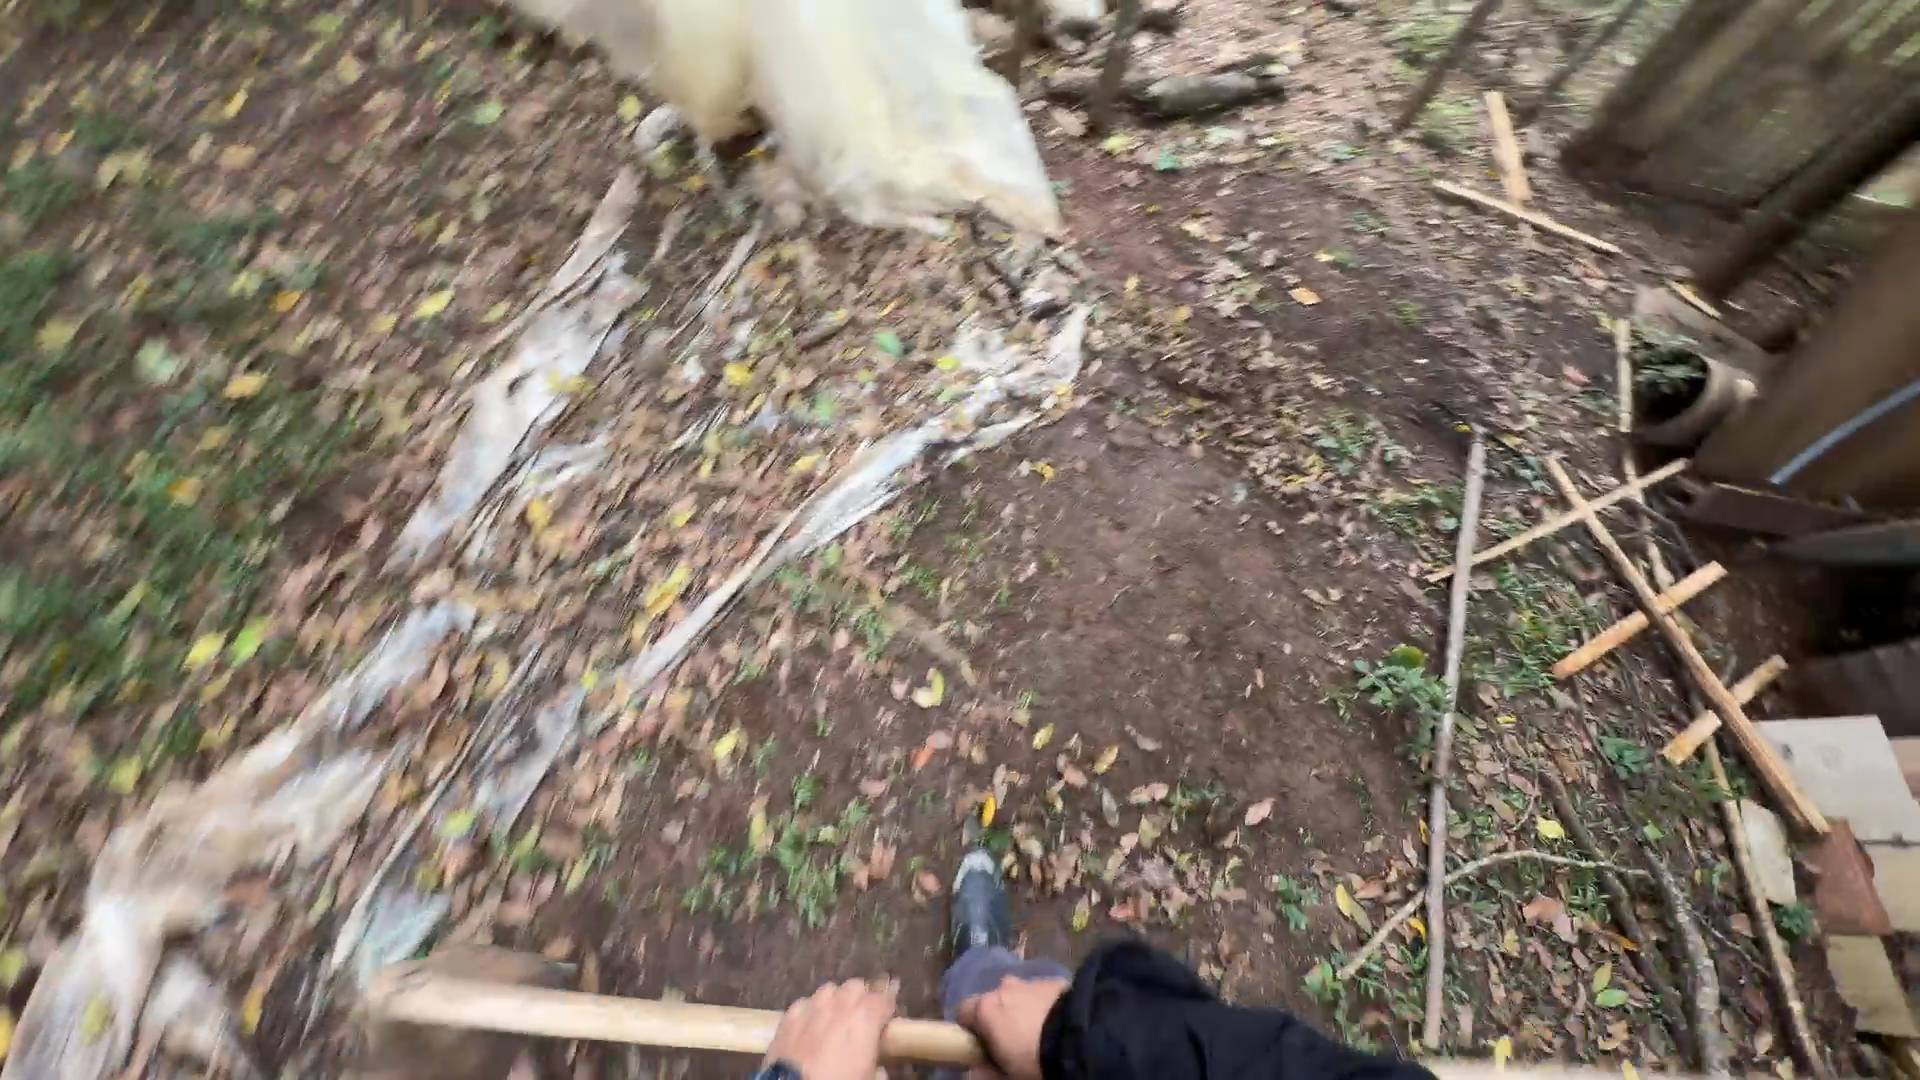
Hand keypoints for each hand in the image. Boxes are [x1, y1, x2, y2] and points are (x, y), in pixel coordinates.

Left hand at [765, 979, 897, 1079]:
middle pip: (856, 986)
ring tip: (836, 1014)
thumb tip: (879, 1068)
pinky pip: (805, 1003)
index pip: (885, 997)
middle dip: (861, 996)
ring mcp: (813, 1007)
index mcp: (866, 1017)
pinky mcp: (789, 1017)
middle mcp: (841, 1004)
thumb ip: (879, 1067)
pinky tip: (810, 1022)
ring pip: (829, 989)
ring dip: (836, 999)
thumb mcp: (870, 1079)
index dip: (890, 997)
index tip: (892, 998)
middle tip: (863, 1012)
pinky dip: (811, 1009)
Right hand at [957, 976, 1068, 1079]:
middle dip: (997, 1022)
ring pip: (1017, 998)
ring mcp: (1029, 981)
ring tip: (1037, 1037)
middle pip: (992, 1003)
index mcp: (986, 1008)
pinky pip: (1039, 996)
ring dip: (1020, 1014)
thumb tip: (974, 1072)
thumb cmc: (1034, 1060)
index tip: (978, 1050)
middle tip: (1010, 1048)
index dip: (968, 1032)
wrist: (1079, 1037)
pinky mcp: (1053, 981)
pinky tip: (1053, 1027)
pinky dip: (1040, 1008)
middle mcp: (1003, 987)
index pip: (962, 1013)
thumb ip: (985, 1073)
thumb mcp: (1007, 1077)